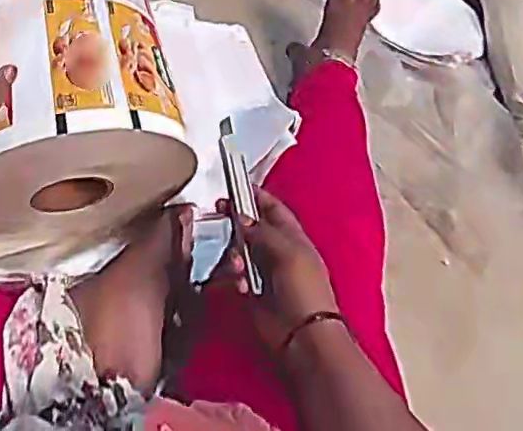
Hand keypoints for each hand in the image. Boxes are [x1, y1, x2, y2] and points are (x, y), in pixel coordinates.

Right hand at [215, 187, 338, 353]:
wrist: (303, 338)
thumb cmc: (302, 288)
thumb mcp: (287, 250)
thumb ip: (262, 230)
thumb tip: (240, 217)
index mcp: (293, 237)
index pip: (273, 208)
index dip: (256, 196)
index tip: (235, 186)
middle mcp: (278, 251)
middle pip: (253, 227)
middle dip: (237, 221)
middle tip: (219, 211)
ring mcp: (265, 272)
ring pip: (241, 249)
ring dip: (235, 252)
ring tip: (236, 263)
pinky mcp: (252, 292)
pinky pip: (236, 274)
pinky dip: (234, 275)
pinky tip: (239, 282)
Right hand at [310, 0, 379, 63]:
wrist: (332, 53)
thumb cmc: (339, 24)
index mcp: (365, 3)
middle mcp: (364, 14)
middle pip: (370, 0)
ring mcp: (356, 25)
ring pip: (362, 10)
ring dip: (358, 2)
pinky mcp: (345, 34)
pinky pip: (350, 19)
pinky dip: (347, 12)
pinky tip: (339, 12)